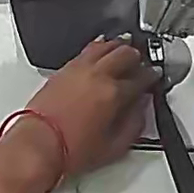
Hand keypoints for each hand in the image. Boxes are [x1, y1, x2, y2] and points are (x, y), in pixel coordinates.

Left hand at [12, 36, 159, 186]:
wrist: (39, 143)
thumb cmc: (69, 147)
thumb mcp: (114, 146)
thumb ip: (134, 125)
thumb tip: (140, 111)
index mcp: (114, 94)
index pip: (141, 78)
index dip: (151, 76)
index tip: (154, 77)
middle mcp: (97, 76)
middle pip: (124, 54)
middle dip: (138, 56)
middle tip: (142, 60)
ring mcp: (79, 70)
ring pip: (105, 46)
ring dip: (118, 45)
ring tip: (126, 45)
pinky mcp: (63, 70)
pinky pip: (86, 50)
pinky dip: (98, 45)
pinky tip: (100, 46)